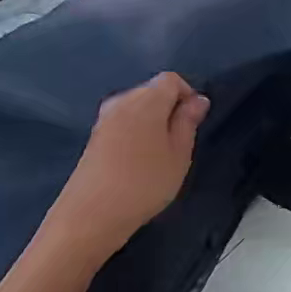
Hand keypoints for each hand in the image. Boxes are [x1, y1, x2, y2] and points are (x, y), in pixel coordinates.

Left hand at [51, 72, 209, 253]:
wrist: (93, 212)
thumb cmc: (146, 182)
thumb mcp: (179, 154)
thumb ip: (188, 122)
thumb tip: (197, 99)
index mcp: (146, 99)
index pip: (171, 79)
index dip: (188, 95)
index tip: (194, 123)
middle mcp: (122, 100)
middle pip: (152, 90)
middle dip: (170, 108)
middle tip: (180, 143)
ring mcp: (104, 118)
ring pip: (137, 108)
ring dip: (153, 123)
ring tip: (160, 156)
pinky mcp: (95, 136)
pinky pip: (123, 123)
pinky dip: (136, 134)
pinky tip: (139, 162)